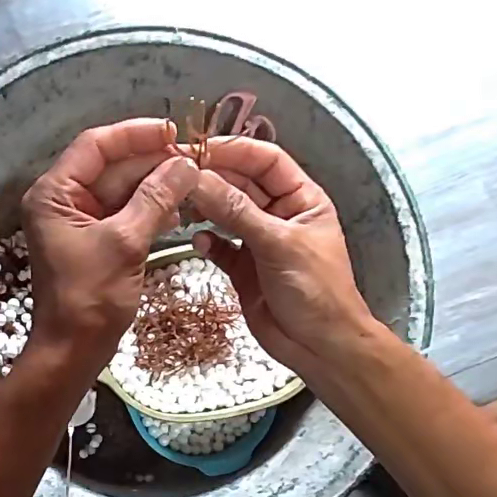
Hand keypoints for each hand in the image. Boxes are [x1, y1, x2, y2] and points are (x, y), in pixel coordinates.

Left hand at [20, 118, 198, 364]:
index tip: (175, 132)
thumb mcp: (124, 243)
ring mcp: (78, 223)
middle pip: (110, 166)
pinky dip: (148, 211)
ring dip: (154, 187)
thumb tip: (186, 164)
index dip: (136, 134)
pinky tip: (177, 210)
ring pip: (120, 190)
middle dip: (150, 162)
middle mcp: (62, 201)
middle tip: (193, 160)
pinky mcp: (94, 243)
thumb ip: (155, 199)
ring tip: (192, 183)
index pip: (96, 146)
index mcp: (54, 194)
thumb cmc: (90, 299)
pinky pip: (123, 215)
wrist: (73, 351)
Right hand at [186, 137, 379, 371]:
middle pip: (241, 184)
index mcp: (301, 198)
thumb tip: (197, 179)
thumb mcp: (278, 244)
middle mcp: (279, 214)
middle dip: (213, 179)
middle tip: (178, 177)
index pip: (266, 160)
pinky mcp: (243, 269)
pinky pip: (220, 247)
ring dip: (205, 209)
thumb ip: (236, 211)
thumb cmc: (315, 290)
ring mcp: (259, 242)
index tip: (197, 150)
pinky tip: (197, 241)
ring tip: (181, 206)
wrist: (319, 346)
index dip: (234, 151)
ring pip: (226, 214)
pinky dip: (208, 242)